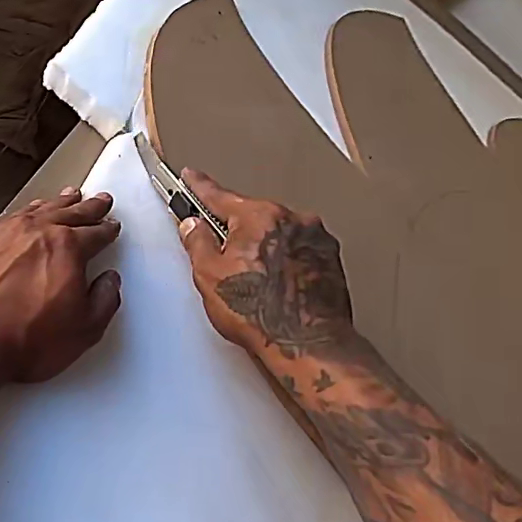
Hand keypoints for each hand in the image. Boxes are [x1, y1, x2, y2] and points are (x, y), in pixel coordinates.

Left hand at [0, 187, 122, 383]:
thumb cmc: (19, 340)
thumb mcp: (83, 331)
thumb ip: (103, 301)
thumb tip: (107, 284)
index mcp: (67, 248)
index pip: (95, 233)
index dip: (107, 230)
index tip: (111, 228)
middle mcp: (35, 233)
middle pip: (69, 213)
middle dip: (87, 208)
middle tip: (98, 202)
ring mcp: (3, 235)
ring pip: (37, 210)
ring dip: (56, 204)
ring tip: (67, 198)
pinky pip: (9, 219)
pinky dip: (24, 214)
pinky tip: (25, 217)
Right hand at [177, 169, 356, 359]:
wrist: (305, 343)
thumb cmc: (260, 313)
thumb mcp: (209, 275)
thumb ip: (198, 242)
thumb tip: (193, 226)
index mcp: (260, 216)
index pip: (220, 197)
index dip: (199, 187)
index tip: (192, 178)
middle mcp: (293, 219)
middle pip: (252, 218)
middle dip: (234, 235)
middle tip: (223, 265)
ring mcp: (316, 238)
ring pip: (276, 235)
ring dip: (262, 252)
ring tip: (253, 288)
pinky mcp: (330, 260)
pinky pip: (297, 252)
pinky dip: (283, 264)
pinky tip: (273, 289)